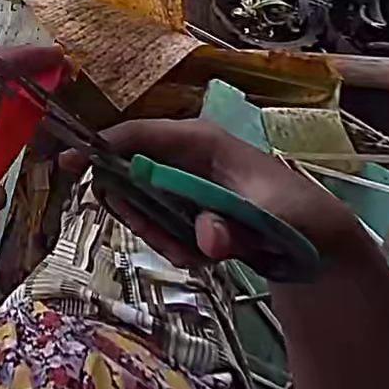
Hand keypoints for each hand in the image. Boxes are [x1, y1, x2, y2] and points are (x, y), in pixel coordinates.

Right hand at [61, 118, 371, 270]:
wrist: (317, 240)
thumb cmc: (296, 214)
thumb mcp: (273, 221)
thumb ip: (236, 229)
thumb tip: (204, 237)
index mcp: (199, 139)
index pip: (139, 133)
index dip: (103, 145)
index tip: (71, 163)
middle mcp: (183, 153)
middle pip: (130, 169)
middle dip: (136, 208)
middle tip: (162, 240)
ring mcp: (182, 177)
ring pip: (139, 198)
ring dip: (155, 230)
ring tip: (191, 254)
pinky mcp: (183, 200)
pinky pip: (155, 217)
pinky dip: (168, 240)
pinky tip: (198, 254)